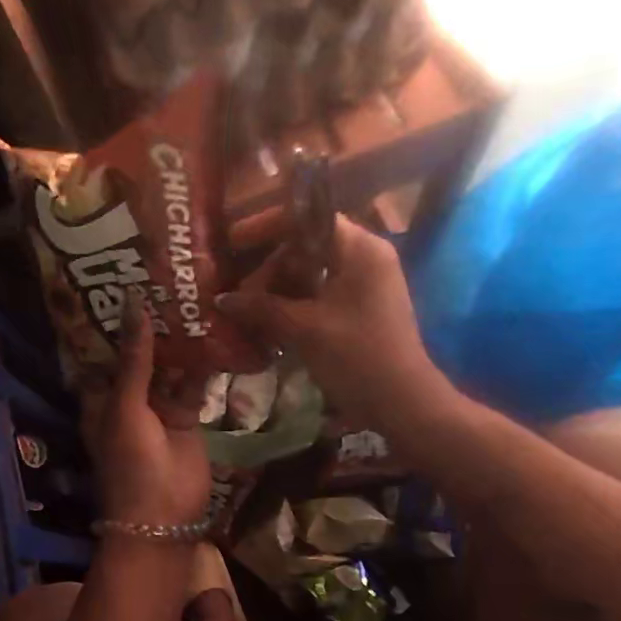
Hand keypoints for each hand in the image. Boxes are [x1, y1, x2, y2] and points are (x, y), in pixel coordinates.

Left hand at [94, 299, 212, 527]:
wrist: (164, 515)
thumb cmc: (132, 462)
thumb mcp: (126, 406)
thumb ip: (134, 360)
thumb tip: (134, 304)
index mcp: (101, 396)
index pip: (105, 351)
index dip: (115, 321)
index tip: (129, 280)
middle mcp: (128, 397)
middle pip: (140, 355)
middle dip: (153, 325)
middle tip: (171, 279)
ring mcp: (158, 406)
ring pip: (169, 366)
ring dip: (181, 340)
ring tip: (197, 295)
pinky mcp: (187, 416)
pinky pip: (194, 383)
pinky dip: (204, 363)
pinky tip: (218, 331)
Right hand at [217, 215, 452, 429]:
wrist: (400, 402)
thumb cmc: (356, 356)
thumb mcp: (304, 329)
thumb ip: (262, 308)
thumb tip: (221, 299)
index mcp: (359, 248)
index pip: (308, 218)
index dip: (267, 225)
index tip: (232, 240)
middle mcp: (364, 257)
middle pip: (304, 247)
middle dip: (267, 268)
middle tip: (236, 292)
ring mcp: (362, 284)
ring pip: (308, 273)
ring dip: (274, 289)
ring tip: (243, 310)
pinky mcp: (356, 309)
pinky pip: (316, 295)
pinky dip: (290, 304)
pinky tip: (264, 322)